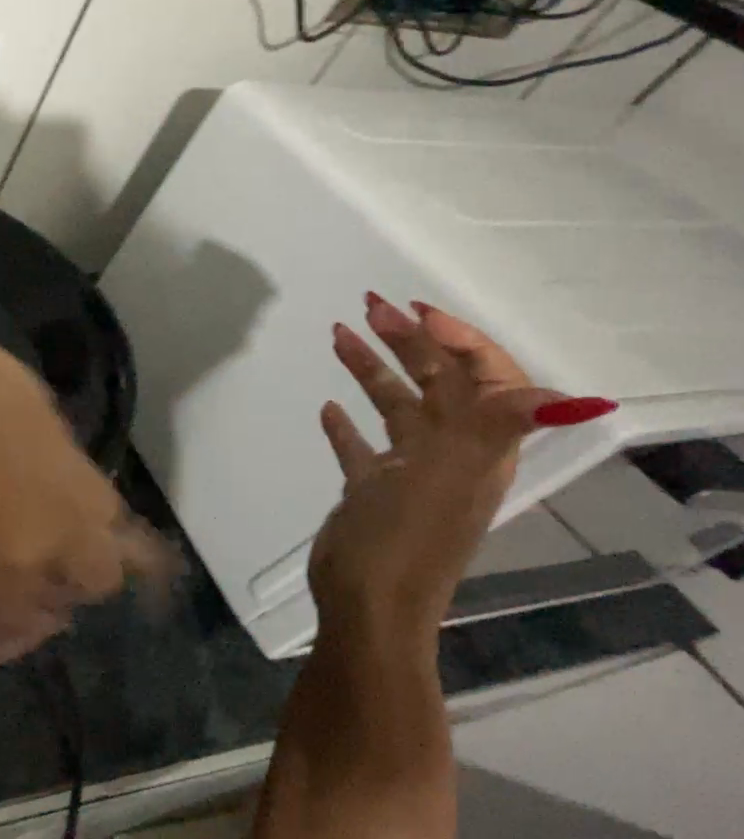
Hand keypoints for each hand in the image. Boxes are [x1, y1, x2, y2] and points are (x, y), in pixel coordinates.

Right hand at [310, 294, 616, 633]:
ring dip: (371, 370)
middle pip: (435, 385)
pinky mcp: (370, 491)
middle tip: (368, 306)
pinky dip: (348, 424)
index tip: (413, 312)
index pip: (484, 380)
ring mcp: (408, 474)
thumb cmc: (405, 535)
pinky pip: (363, 447)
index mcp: (476, 447)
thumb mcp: (450, 476)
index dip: (457, 342)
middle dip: (407, 342)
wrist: (367, 600)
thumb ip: (497, 428)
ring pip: (395, 408)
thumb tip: (577, 397)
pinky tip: (329, 407)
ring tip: (338, 335)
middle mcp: (449, 454)